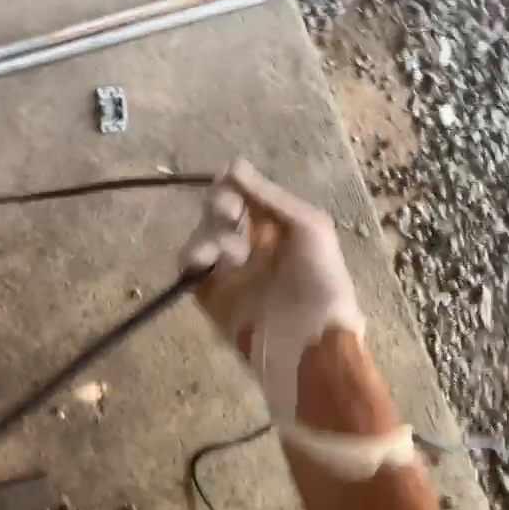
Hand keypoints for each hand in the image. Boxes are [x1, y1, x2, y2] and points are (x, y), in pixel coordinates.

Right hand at [178, 160, 365, 425]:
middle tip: (228, 217)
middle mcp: (250, 243)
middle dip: (219, 208)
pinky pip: (187, 265)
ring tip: (223, 254)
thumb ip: (269, 195)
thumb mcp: (309, 229)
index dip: (232, 186)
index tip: (227, 185)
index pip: (243, 194)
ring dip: (209, 236)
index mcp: (276, 227)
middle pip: (217, 209)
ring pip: (201, 234)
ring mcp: (227, 268)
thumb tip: (230, 164)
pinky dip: (190, 258)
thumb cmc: (321, 284)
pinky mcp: (208, 292)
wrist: (308, 345)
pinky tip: (201, 262)